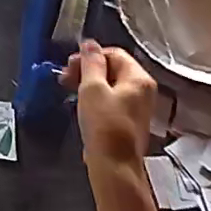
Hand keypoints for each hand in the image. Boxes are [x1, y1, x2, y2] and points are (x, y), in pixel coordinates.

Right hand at [63, 40, 156, 169]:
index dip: (90, 56)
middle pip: (114, 69)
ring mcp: (138, 107)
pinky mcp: (129, 122)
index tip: (70, 65)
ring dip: (90, 84)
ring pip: (112, 85)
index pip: (114, 53)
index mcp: (138, 78)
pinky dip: (97, 99)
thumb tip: (89, 44)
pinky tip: (82, 106)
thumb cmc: (104, 126)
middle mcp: (143, 91)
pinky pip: (113, 101)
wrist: (114, 166)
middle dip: (88, 70)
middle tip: (66, 77)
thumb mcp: (92, 88)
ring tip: (71, 91)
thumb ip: (91, 63)